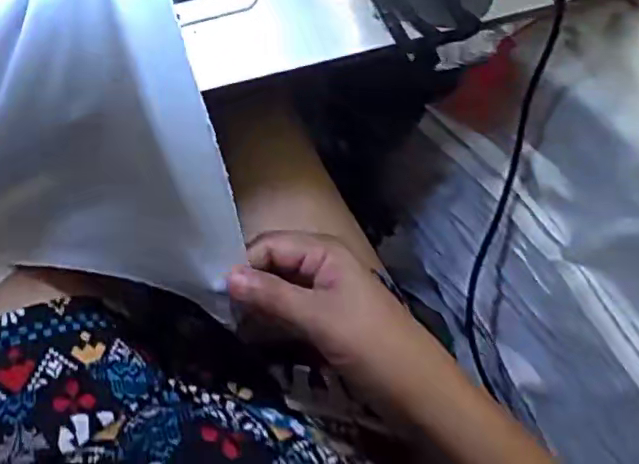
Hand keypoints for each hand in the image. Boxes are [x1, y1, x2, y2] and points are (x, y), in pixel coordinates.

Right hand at [230, 232, 560, 463]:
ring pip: (281, 289)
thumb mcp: (318, 319)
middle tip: (220, 313)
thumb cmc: (371, 345)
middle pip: (274, 264)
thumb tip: (227, 275)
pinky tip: (258, 339)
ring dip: (260, 305)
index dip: (244, 264)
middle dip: (249, 284)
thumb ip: (272, 296)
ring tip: (233, 327)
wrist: (422, 393)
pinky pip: (293, 311)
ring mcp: (327, 292)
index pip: (269, 245)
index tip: (216, 293)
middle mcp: (323, 263)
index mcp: (323, 250)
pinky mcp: (329, 319)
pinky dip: (275, 321)